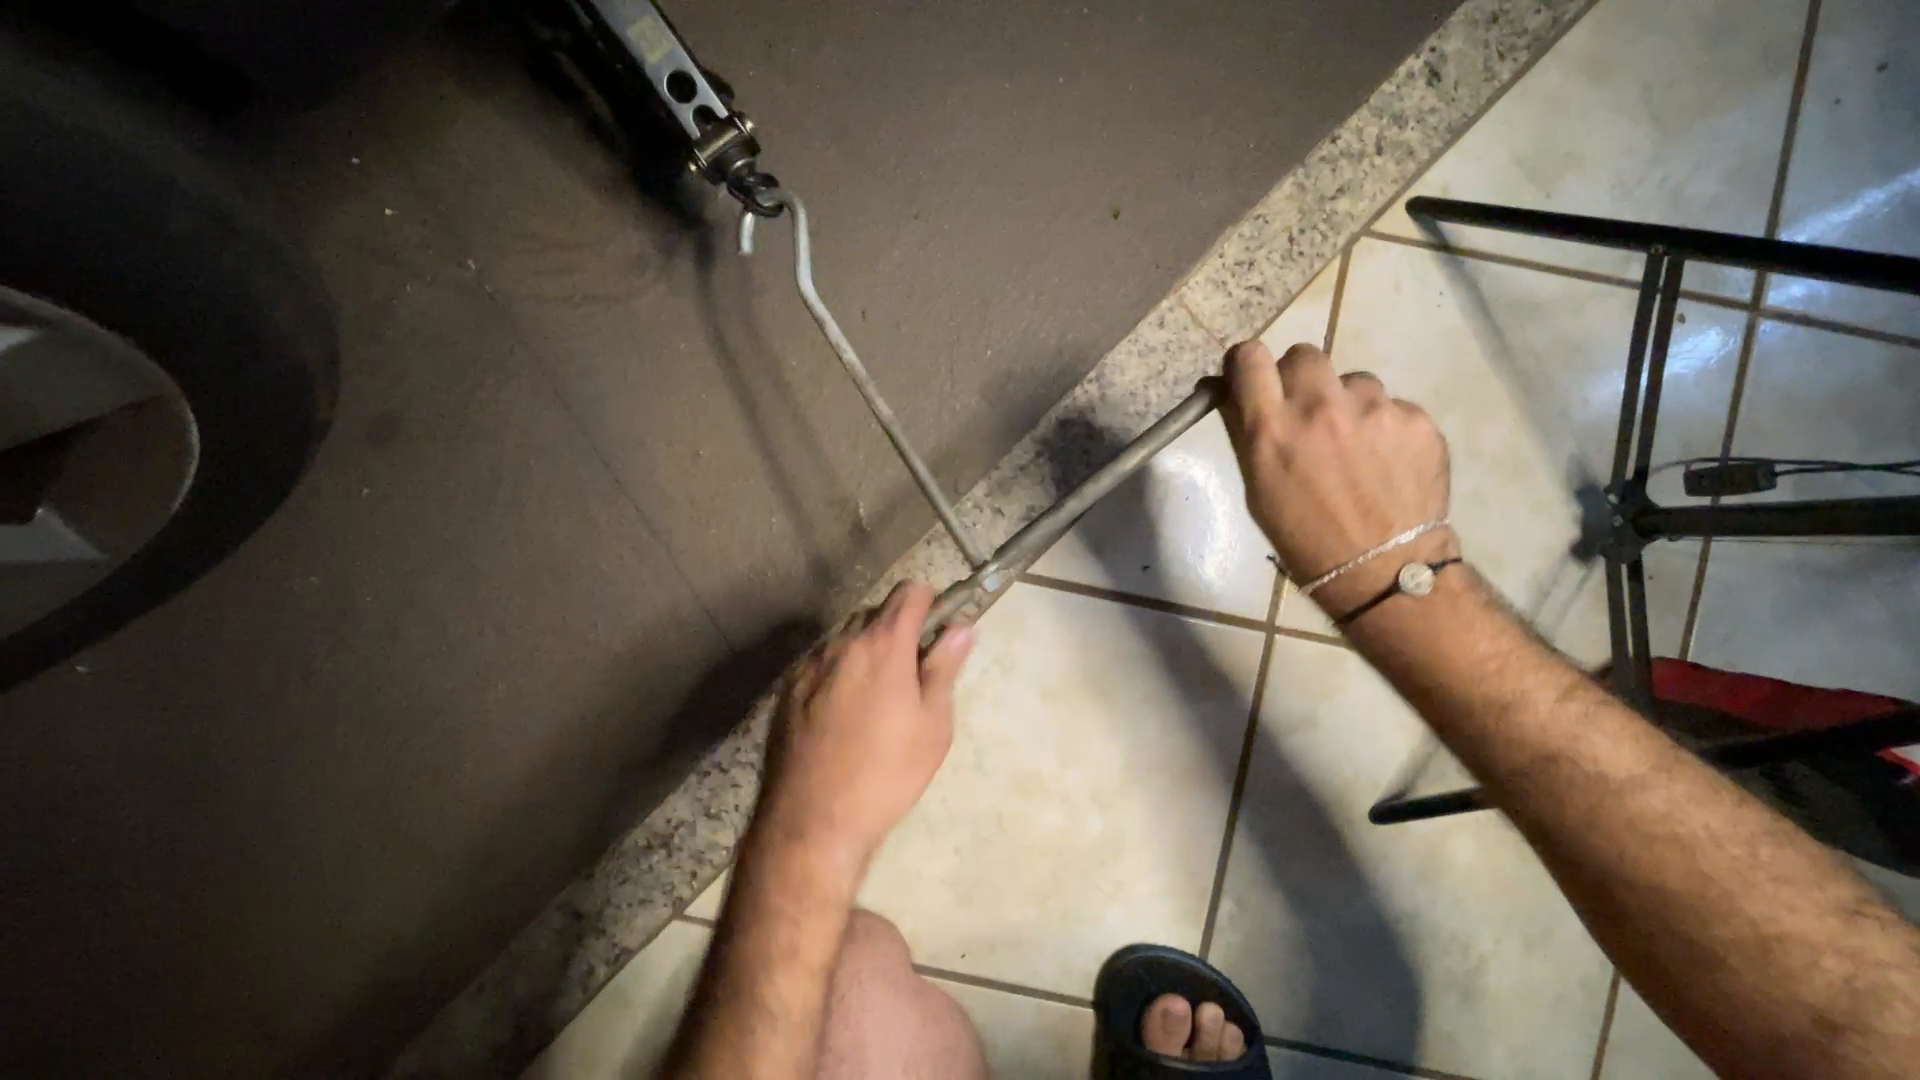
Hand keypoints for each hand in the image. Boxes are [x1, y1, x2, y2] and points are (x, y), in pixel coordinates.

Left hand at [759, 582, 974, 868]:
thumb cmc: (888, 773)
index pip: (909, 593)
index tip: (939, 625)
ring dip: (865, 651)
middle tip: (913, 672)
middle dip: (896, 630)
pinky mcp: (787, 691)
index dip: (929, 601)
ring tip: (878, 697)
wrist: (813, 820)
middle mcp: (840, 643)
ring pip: (844, 639)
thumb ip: (944, 668)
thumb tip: (962, 627)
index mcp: (882, 645)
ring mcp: (808, 666)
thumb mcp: (933, 724)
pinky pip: (820, 665)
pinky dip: (838, 672)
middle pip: (874, 615)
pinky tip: (844, 713)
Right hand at [1219, 340, 1454, 615]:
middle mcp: (1320, 407)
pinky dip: (1386, 428)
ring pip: (1355, 382)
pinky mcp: (1416, 419)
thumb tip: (1240, 397)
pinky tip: (1387, 463)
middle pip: (1305, 354)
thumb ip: (1252, 435)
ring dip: (1349, 404)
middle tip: (1309, 411)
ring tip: (1357, 447)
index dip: (1249, 364)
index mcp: (1272, 428)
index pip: (1250, 357)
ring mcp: (1374, 410)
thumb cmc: (1304, 538)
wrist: (1383, 569)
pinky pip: (1393, 407)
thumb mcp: (1258, 490)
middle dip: (1302, 377)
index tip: (1255, 378)